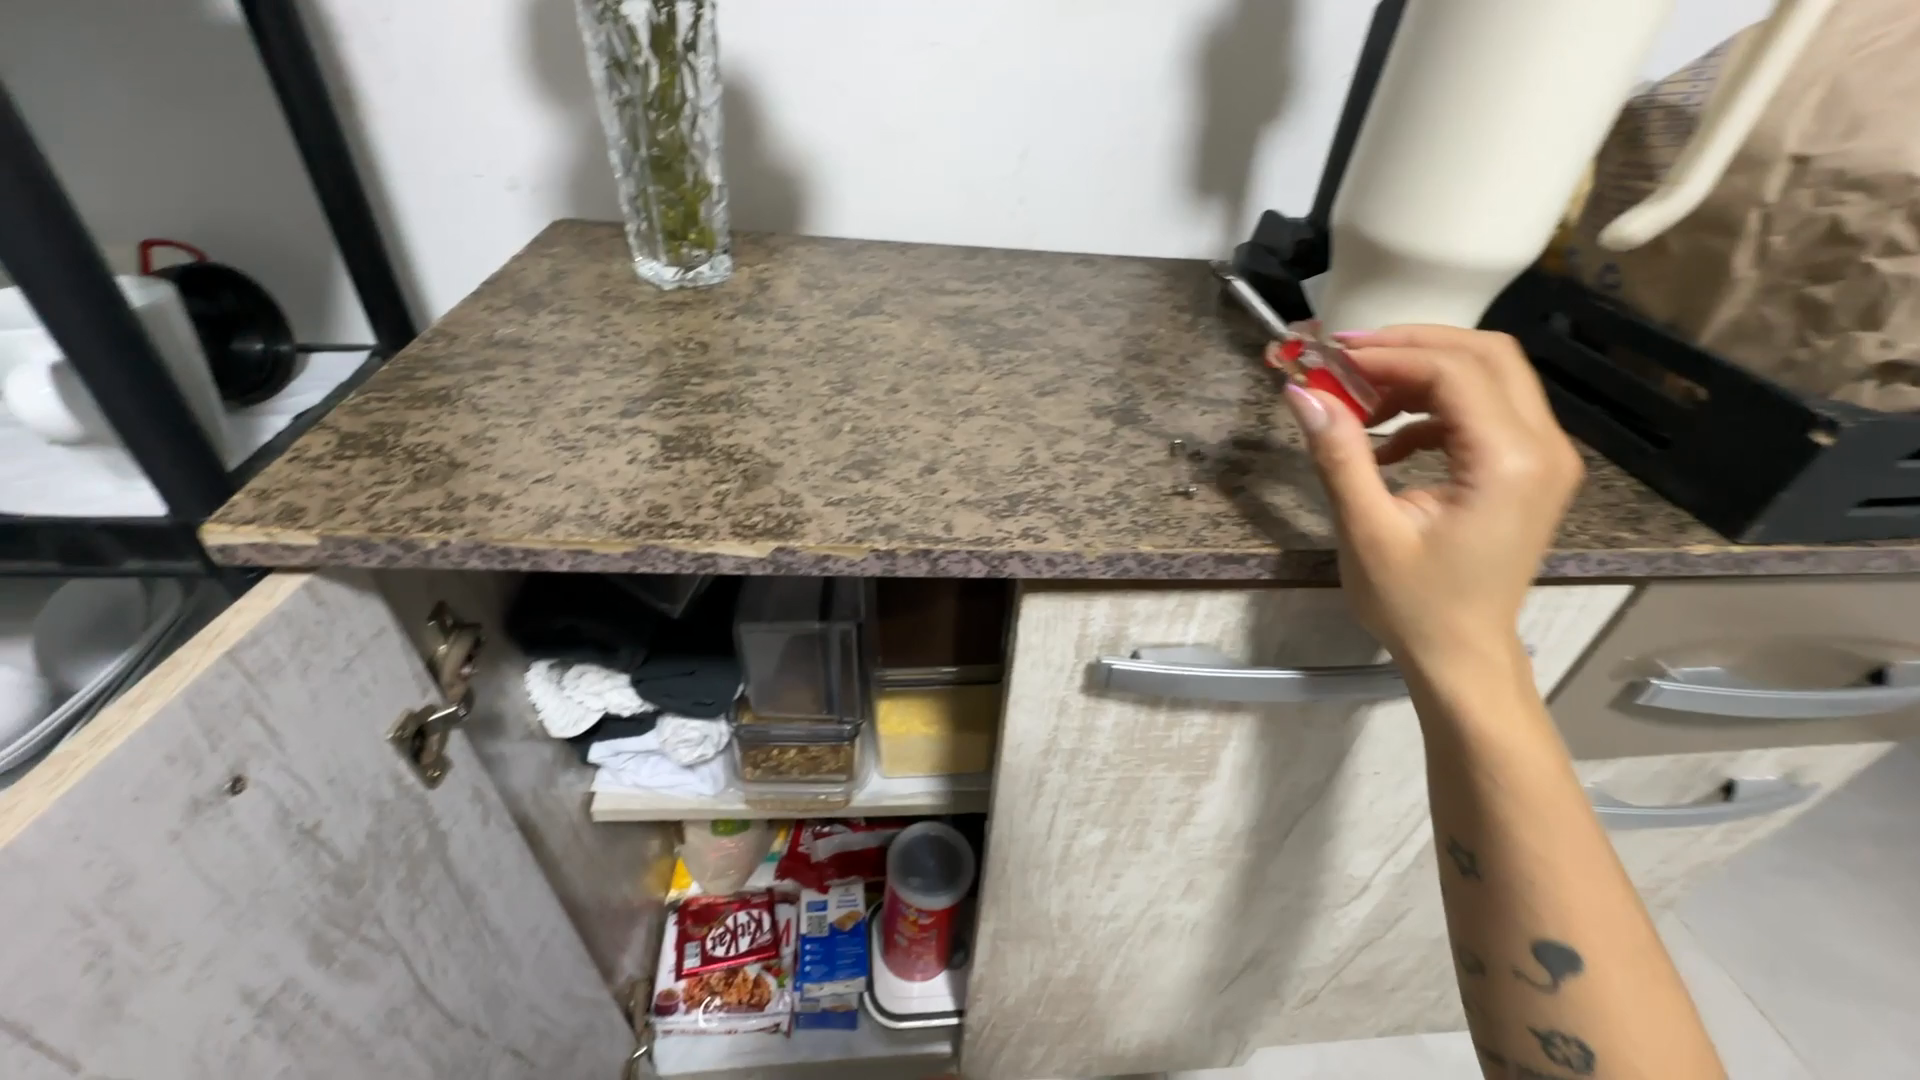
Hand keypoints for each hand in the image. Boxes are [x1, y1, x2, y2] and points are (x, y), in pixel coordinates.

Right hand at [1280, 326, 1582, 668]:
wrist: (1461, 654)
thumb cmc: (1413, 603)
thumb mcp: (1366, 530)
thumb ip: (1338, 454)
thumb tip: (1301, 393)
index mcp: (1507, 462)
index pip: (1454, 372)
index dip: (1387, 355)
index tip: (1327, 359)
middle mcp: (1543, 447)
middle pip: (1485, 356)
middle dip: (1410, 347)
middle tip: (1344, 360)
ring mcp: (1544, 457)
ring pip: (1490, 375)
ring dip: (1422, 374)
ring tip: (1360, 400)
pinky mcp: (1530, 469)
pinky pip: (1487, 409)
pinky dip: (1435, 407)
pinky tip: (1390, 442)